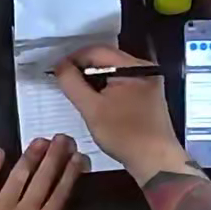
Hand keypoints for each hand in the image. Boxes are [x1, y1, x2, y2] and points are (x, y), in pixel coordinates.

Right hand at [52, 45, 189, 181]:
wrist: (154, 158)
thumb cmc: (122, 133)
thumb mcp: (90, 107)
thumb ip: (72, 83)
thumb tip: (59, 65)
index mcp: (134, 68)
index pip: (96, 51)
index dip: (72, 59)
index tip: (56, 73)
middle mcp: (144, 68)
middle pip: (105, 58)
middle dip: (81, 68)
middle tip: (63, 83)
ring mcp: (147, 80)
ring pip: (111, 70)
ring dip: (91, 78)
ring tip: (76, 92)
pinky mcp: (146, 92)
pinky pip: (119, 80)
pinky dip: (103, 86)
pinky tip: (93, 99)